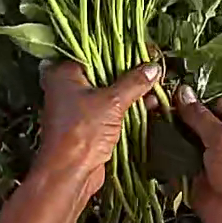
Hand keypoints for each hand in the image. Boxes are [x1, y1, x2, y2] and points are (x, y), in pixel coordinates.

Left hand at [35, 62, 162, 201]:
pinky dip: (128, 106)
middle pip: (104, 70)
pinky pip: (111, 108)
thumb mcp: (112, 102)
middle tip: (154, 66)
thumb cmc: (82, 132)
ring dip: (132, 90)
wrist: (69, 173)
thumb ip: (134, 82)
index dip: (123, 49)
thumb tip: (154, 67)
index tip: (146, 49)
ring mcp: (78, 106)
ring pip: (110, 90)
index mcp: (64, 73)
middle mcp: (68, 86)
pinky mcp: (88, 123)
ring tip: (157, 86)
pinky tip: (150, 104)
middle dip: (131, 71)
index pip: (96, 50)